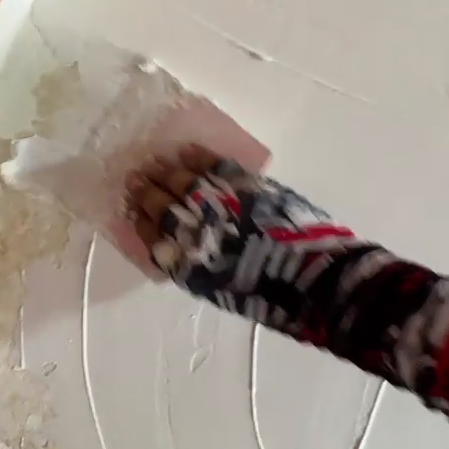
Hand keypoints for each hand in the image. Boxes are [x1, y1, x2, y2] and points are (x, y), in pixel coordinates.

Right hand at [122, 144, 357, 324]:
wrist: (316, 280)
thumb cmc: (268, 296)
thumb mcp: (218, 290)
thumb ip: (192, 266)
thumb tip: (175, 247)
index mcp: (186, 261)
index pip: (152, 234)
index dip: (140, 220)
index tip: (132, 209)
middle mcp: (196, 231)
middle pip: (162, 205)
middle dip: (146, 192)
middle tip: (135, 178)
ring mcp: (221, 206)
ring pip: (184, 183)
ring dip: (166, 172)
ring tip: (155, 163)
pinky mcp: (247, 188)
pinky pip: (216, 167)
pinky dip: (199, 158)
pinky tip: (186, 151)